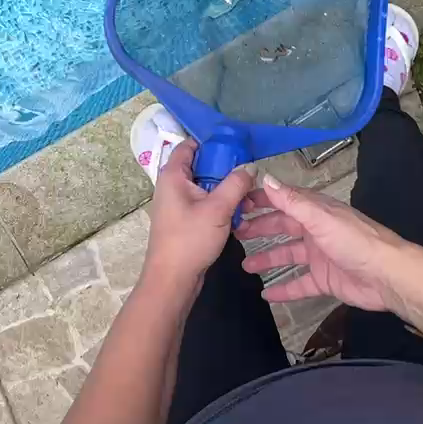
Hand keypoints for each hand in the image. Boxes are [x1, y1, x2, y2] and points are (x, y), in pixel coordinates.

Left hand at [142, 140, 256, 288]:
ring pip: (207, 187)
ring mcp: (179, 204)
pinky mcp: (185, 220)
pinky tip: (240, 216)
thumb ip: (236, 183)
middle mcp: (173, 185)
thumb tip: (250, 166)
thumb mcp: (218, 208)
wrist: (172, 281)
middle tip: (249, 175)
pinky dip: (221, 206)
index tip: (236, 145)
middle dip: (227, 170)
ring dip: (228, 191)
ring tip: (250, 201)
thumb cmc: (190, 239)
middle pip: (202, 166)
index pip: (189, 145)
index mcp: (174, 175)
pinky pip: (206, 204)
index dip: (211, 142)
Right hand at [236, 175, 420, 314]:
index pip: (283, 200)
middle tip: (235, 234)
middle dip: (260, 228)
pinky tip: (266, 295)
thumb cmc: (354, 241)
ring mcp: (319, 256)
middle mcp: (315, 230)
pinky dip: (283, 289)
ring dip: (267, 259)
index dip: (262, 199)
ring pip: (287, 255)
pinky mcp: (324, 280)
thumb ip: (292, 201)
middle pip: (282, 227)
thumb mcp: (320, 218)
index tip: (238, 202)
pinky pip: (299, 284)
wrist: (386, 276)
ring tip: (244, 266)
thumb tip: (265, 178)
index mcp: (315, 210)